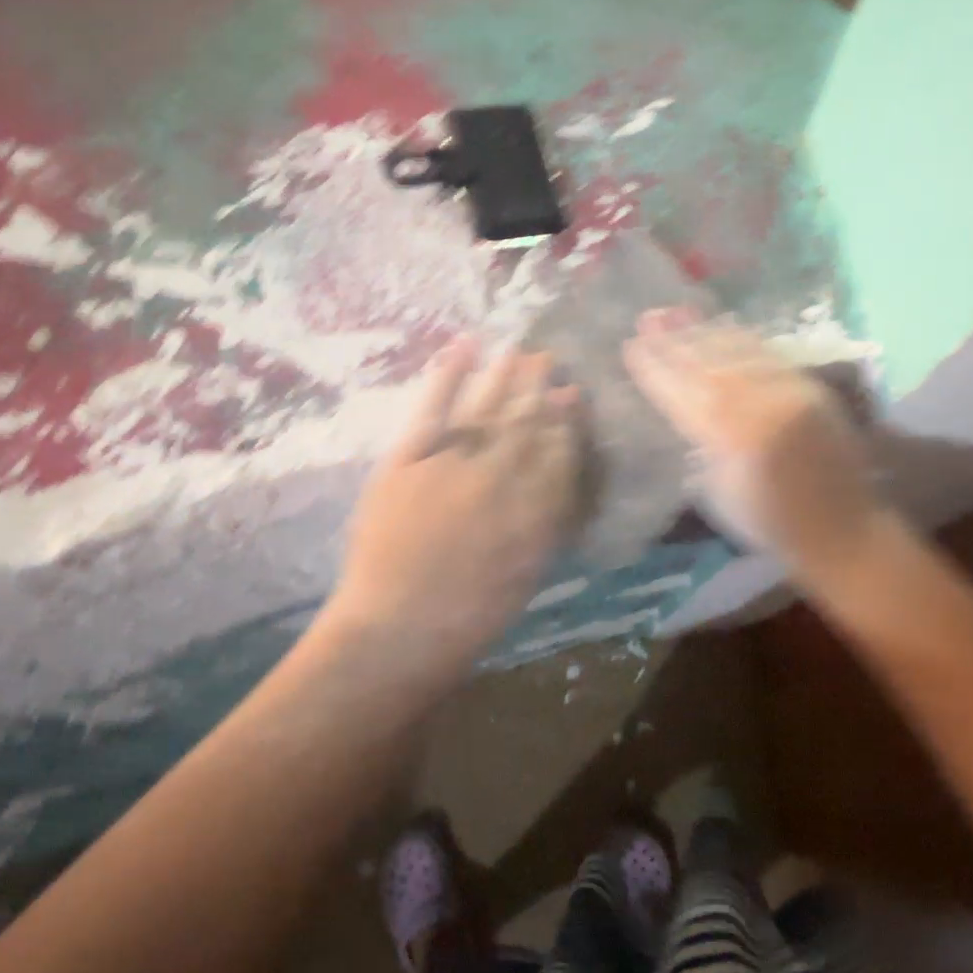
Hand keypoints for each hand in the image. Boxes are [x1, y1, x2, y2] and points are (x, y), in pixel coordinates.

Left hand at [319, 339, 581, 677]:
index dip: (567, 420)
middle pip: (526, 422)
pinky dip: (449, 374)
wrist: (399, 626)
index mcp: (535, 509)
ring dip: (506, 375)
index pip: (558, 452)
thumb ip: (545, 523)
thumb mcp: (526, 573)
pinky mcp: (410, 458)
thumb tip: (558, 484)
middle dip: (540, 388)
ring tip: (521, 349)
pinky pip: (434, 407)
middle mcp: (503, 477)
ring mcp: (454, 463)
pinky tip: (465, 346)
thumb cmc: (469, 613)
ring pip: (489, 407)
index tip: (573, 394)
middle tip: (549, 356)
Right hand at [623, 308, 886, 571]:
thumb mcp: (718, 494)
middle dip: (676, 340)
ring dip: (705, 332)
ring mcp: (789, 390)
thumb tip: (683, 412)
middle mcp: (762, 403)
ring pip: (740, 352)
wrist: (841, 529)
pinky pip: (769, 354)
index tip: (631, 346)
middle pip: (710, 363)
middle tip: (648, 318)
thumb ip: (700, 446)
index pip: (684, 391)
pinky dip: (742, 338)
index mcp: (733, 435)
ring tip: (676, 314)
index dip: (656, 367)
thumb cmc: (770, 525)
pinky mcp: (810, 386)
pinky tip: (723, 326)